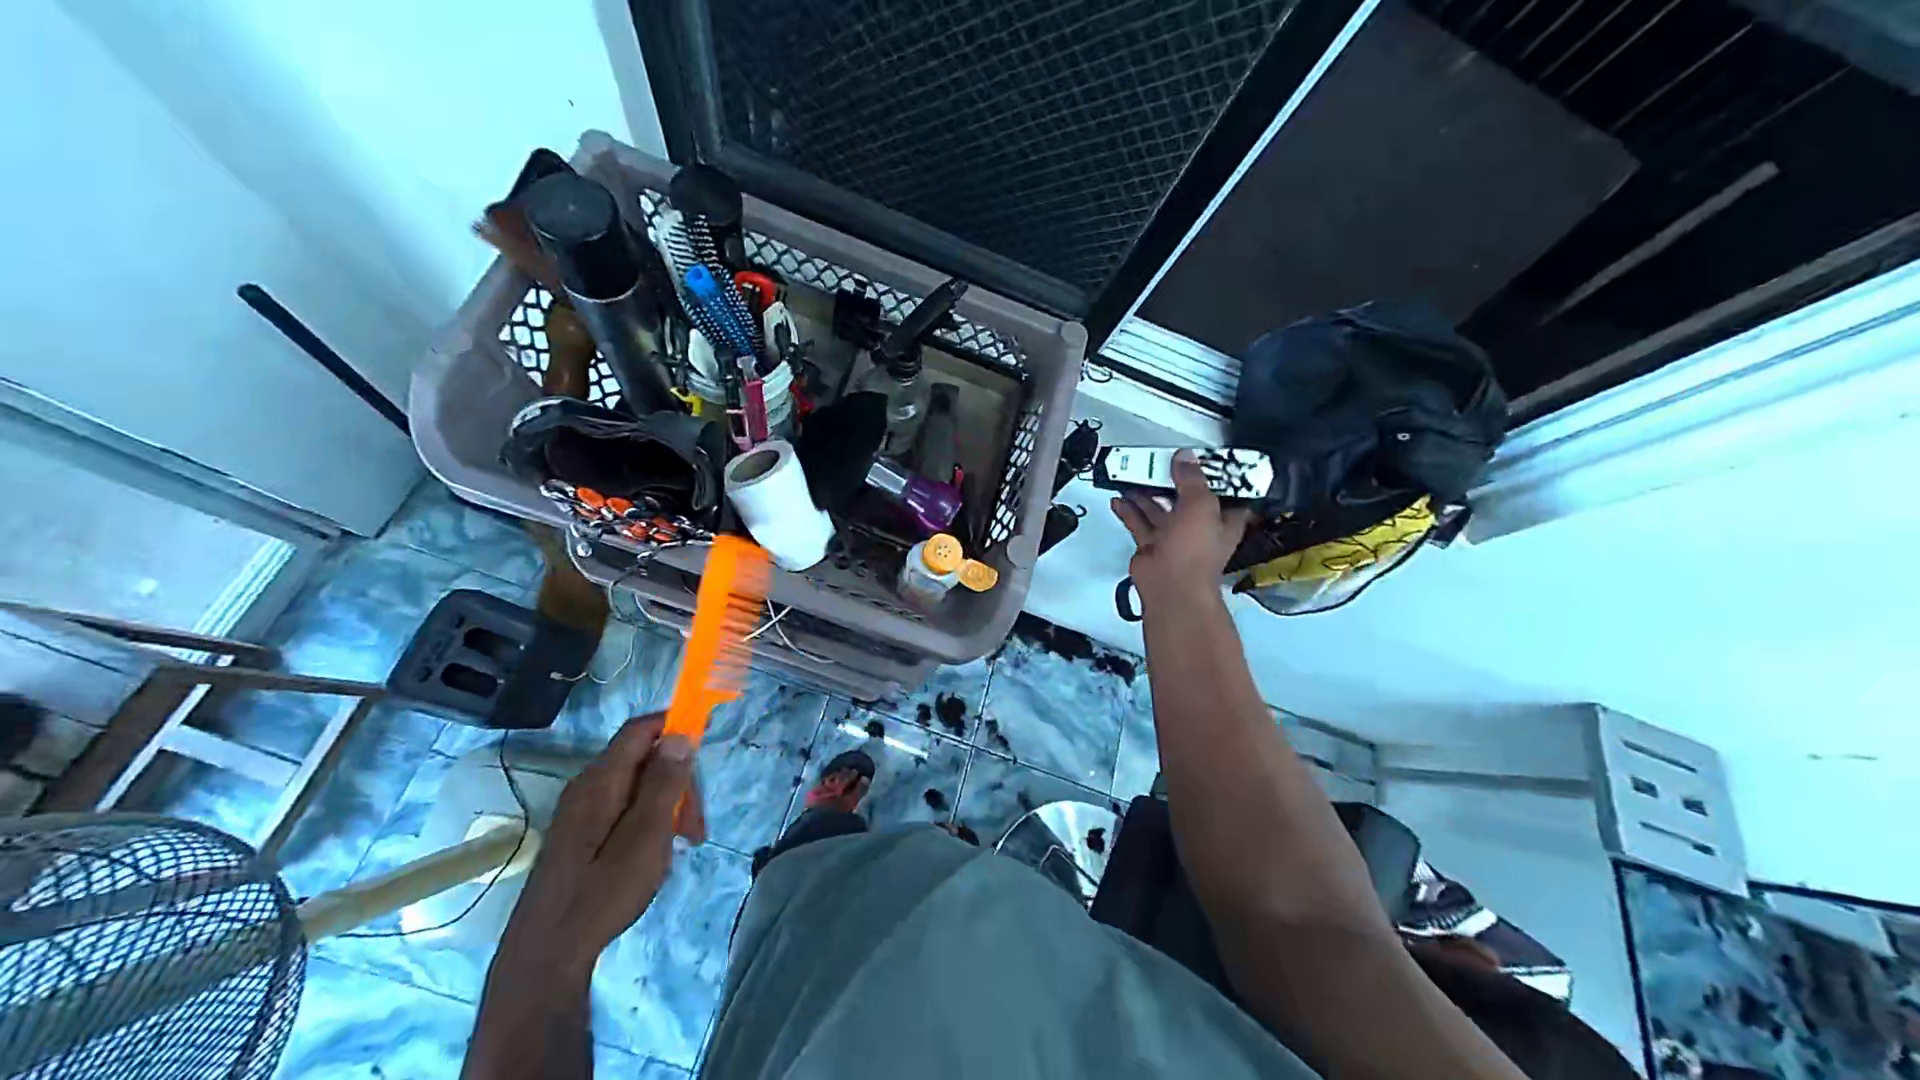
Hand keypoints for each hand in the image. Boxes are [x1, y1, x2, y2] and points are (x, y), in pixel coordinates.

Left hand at [495, 714, 704, 982]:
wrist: (547, 957)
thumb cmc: (602, 893)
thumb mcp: (646, 836)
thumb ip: (664, 783)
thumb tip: (678, 735)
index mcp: (601, 781)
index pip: (640, 729)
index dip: (675, 726)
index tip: (706, 747)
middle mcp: (589, 786)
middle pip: (645, 759)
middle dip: (679, 780)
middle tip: (696, 826)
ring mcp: (583, 811)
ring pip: (639, 785)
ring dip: (670, 804)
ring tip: (684, 844)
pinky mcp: (583, 834)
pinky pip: (627, 807)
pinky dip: (652, 820)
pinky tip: (658, 852)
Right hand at [1110, 450, 1251, 605]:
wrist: (1170, 587)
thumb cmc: (1195, 552)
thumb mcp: (1200, 505)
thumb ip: (1192, 479)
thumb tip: (1185, 457)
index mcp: (1222, 519)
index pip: (1224, 493)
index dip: (1216, 475)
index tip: (1202, 457)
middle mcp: (1199, 528)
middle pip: (1185, 498)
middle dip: (1171, 481)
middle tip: (1158, 461)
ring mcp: (1174, 538)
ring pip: (1158, 509)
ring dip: (1146, 494)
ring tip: (1133, 475)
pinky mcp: (1151, 546)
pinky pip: (1138, 523)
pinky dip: (1128, 511)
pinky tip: (1118, 499)